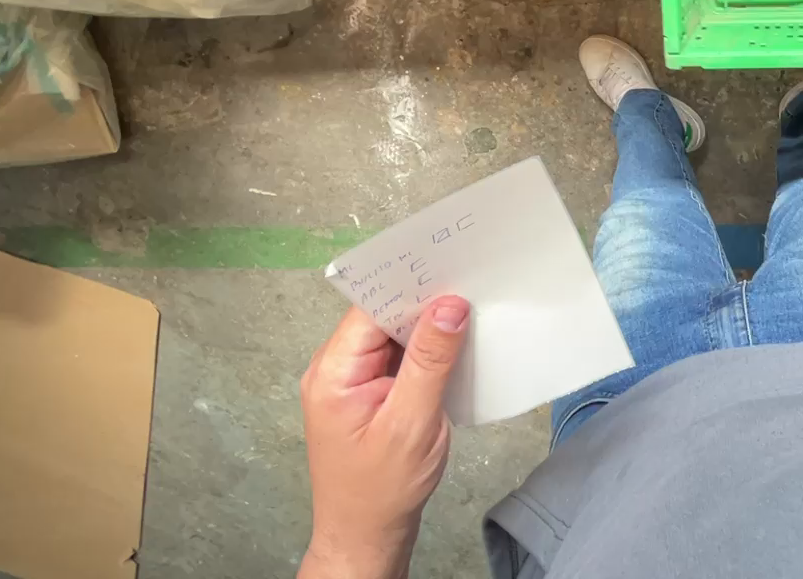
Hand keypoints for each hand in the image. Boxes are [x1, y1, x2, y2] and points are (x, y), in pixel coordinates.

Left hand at [298, 296, 470, 578]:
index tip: (450, 265)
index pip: (371, 308)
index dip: (409, 284)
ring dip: (428, 321)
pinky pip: (400, 350)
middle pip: (382, 313)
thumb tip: (450, 304)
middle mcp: (337, 367)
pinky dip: (427, 343)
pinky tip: (455, 337)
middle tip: (469, 280)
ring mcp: (354, 378)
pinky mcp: (372, 387)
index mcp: (333, 372)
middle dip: (423, 298)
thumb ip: (430, 361)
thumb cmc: (383, 488)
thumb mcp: (411, 423)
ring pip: (394, 330)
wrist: (368, 537)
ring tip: (469, 303)